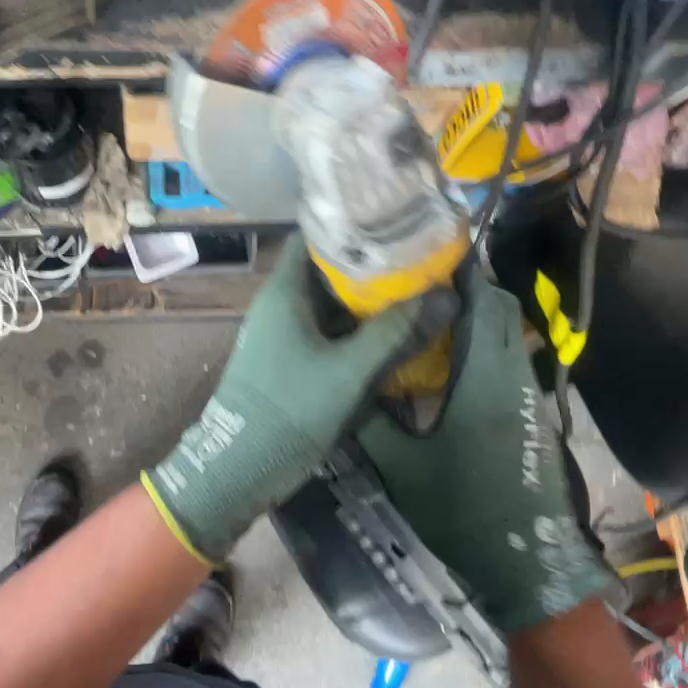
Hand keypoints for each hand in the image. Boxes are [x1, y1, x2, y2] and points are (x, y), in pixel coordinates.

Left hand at [144, 237, 451, 562]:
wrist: (239, 468)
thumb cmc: (289, 409)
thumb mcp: (349, 371)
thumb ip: (396, 332)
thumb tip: (448, 294)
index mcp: (285, 291)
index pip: (315, 235)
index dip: (352, 224)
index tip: (396, 219)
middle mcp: (282, 303)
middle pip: (329, 270)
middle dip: (373, 266)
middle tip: (421, 260)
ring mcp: (285, 333)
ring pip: (331, 304)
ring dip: (368, 302)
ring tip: (417, 293)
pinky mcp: (290, 360)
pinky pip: (328, 333)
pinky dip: (357, 332)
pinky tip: (393, 337)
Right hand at [357, 274, 612, 631]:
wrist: (529, 565)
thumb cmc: (464, 512)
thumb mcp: (402, 468)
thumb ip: (369, 421)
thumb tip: (340, 384)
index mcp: (485, 378)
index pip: (484, 303)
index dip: (460, 273)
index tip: (423, 257)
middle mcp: (513, 376)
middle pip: (501, 309)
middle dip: (465, 288)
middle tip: (414, 284)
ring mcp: (526, 395)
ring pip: (508, 334)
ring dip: (474, 316)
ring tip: (423, 313)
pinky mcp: (529, 414)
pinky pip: (508, 358)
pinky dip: (482, 343)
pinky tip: (445, 360)